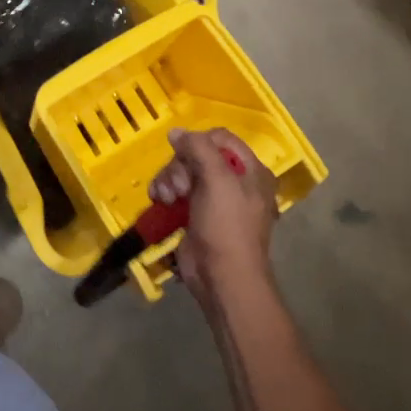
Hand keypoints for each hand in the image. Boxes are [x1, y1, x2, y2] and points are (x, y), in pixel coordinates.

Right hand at [147, 128, 278, 307]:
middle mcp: (234, 182)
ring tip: (166, 197)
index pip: (221, 138)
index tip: (185, 154)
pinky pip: (175, 192)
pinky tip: (159, 200)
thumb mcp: (218, 179)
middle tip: (179, 186)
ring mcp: (213, 200)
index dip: (199, 141)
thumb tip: (176, 132)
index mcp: (251, 171)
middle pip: (197, 154)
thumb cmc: (227, 225)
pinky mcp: (194, 215)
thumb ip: (198, 148)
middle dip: (181, 166)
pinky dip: (164, 192)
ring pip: (182, 172)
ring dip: (169, 179)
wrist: (222, 278)